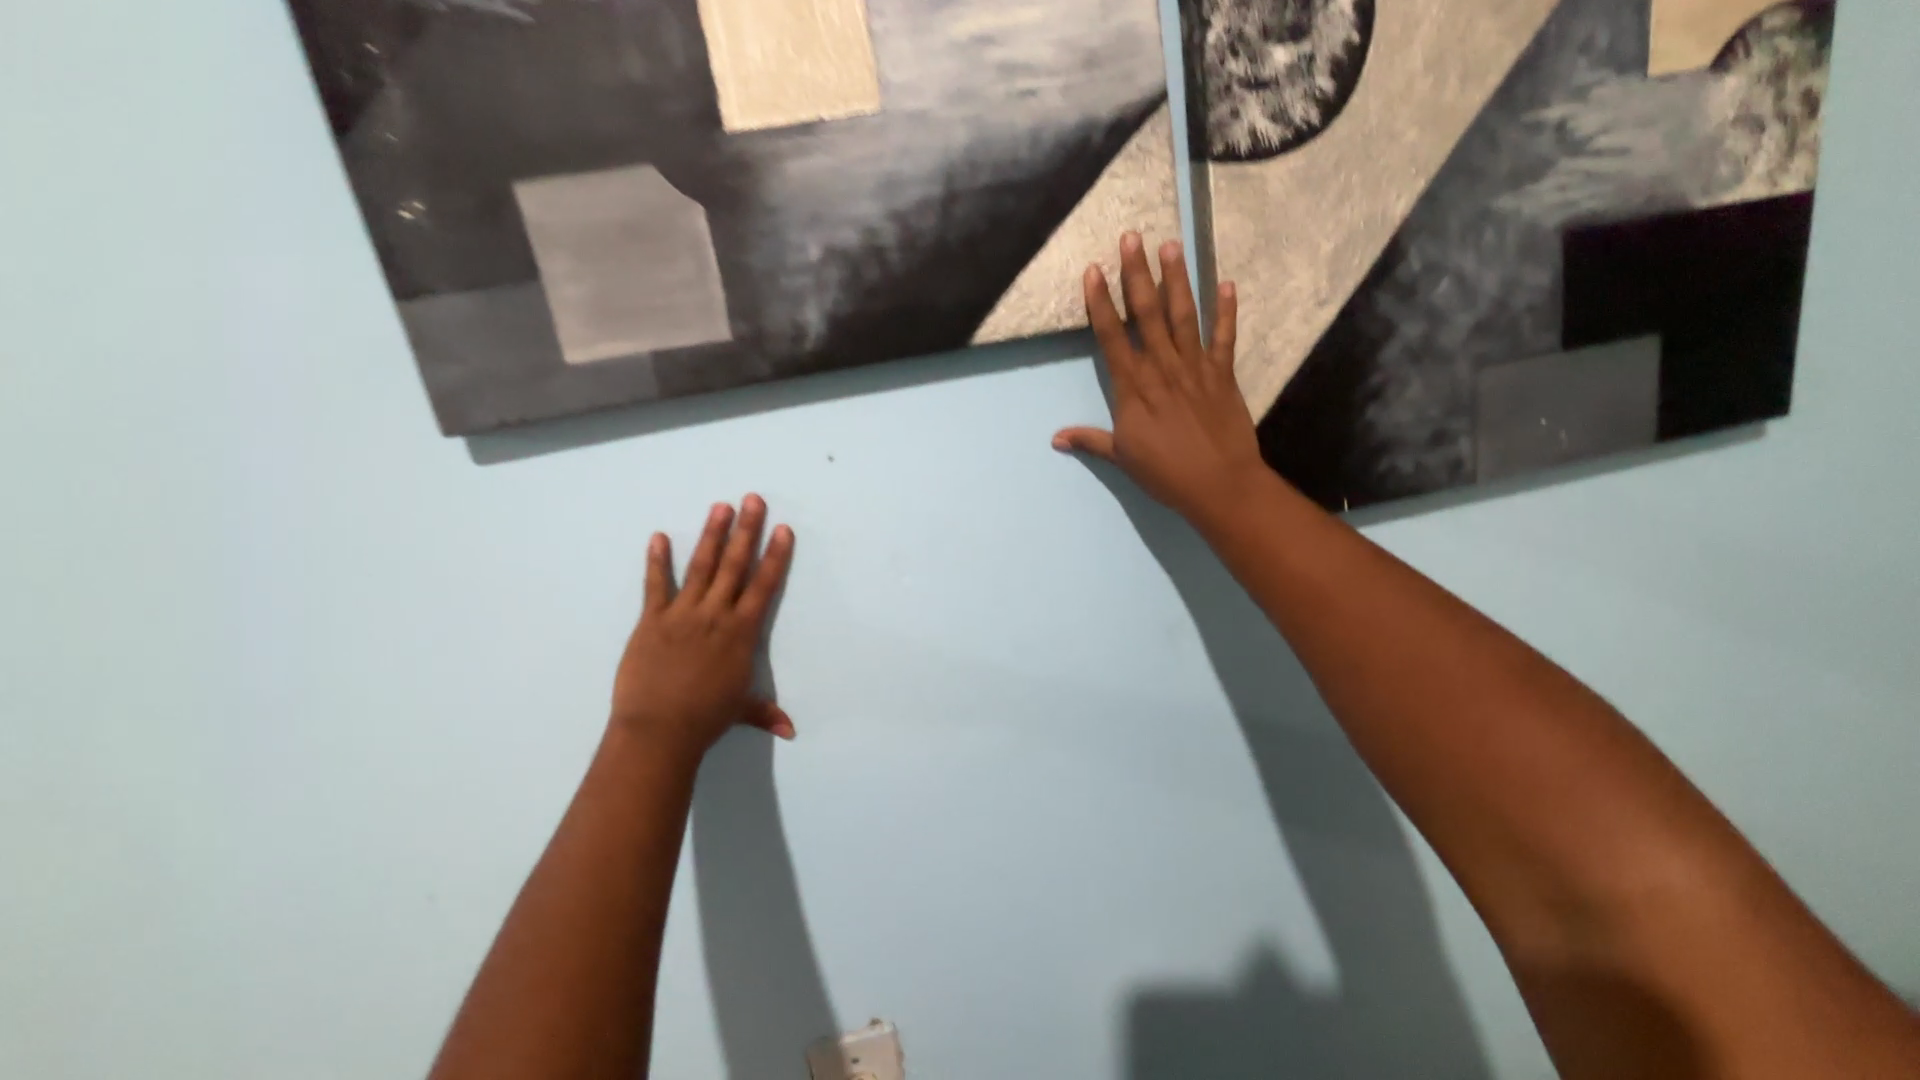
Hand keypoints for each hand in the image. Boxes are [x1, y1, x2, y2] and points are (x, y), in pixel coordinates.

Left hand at [610, 496, 796, 761]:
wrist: (659, 728)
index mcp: (742, 633)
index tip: (783, 530)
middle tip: (753, 500)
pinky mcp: (652, 620)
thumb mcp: (740, 711)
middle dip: (746, 530)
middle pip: (735, 565)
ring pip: (702, 567)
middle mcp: (716, 615)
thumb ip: (765, 712)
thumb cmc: (705, 720)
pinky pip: (656, 585)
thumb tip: (791, 731)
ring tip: (720, 506)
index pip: (764, 586)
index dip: (775, 556)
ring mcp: (683, 614)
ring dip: (711, 535)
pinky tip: (659, 536)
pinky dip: (658, 560)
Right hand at [1053, 233, 1266, 529]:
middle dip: (1136, 274)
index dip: (1100, 303)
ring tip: (1170, 245)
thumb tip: (1056, 438)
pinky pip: (1225, 336)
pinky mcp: (1223, 374)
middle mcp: (1162, 368)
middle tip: (1131, 238)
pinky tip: (1225, 283)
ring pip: (1183, 315)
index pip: (1111, 337)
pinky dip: (1226, 310)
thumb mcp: (1122, 458)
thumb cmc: (1166, 473)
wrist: (1220, 484)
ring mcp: (1195, 367)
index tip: (1092, 271)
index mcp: (1133, 388)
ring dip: (1176, 279)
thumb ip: (1091, 440)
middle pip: (1147, 313)